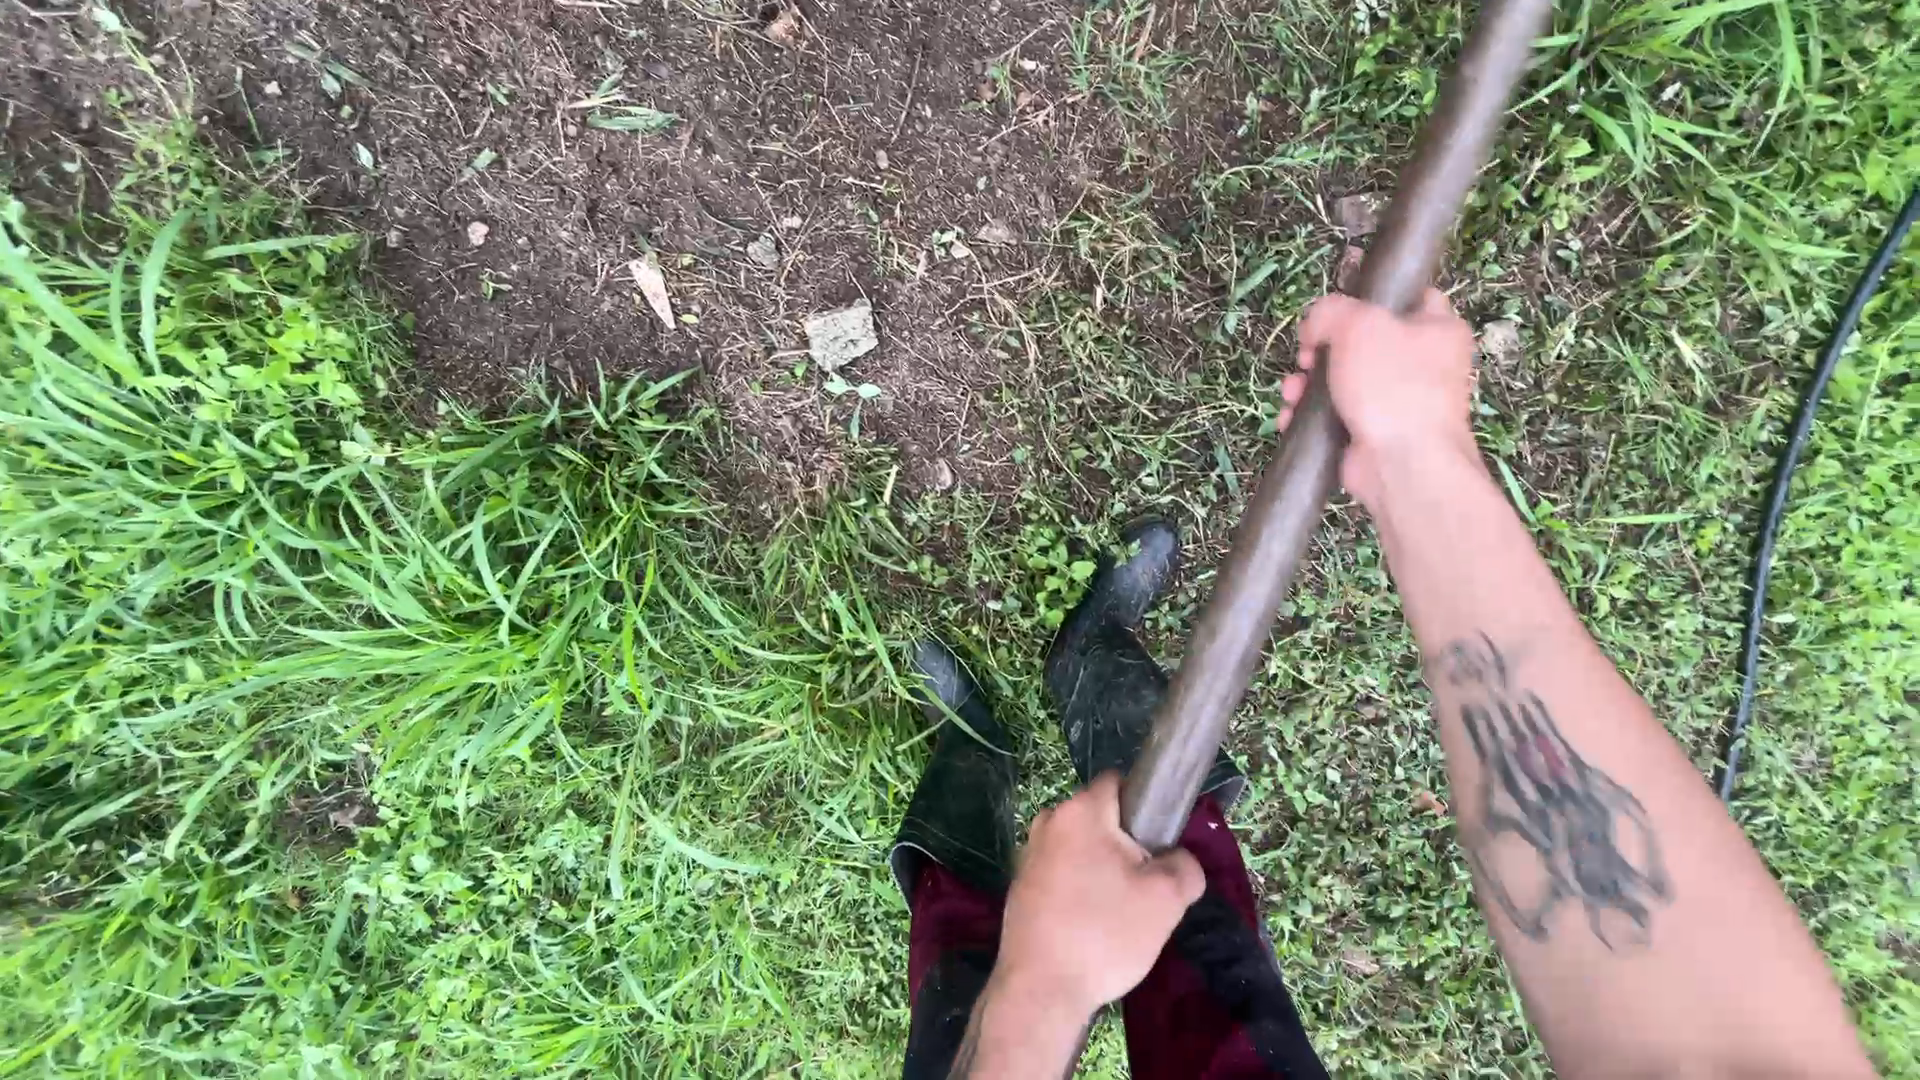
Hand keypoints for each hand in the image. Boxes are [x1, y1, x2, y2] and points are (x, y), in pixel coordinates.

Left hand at [992, 772, 1204, 1017]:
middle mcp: (1048, 820)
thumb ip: (1184, 866)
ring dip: (1101, 868)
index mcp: (1080, 810)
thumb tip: (1179, 858)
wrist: (1041, 988)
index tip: (1157, 844)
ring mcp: (1029, 852)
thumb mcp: (1165, 899)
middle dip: (1124, 844)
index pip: (1118, 782)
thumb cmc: (1104, 933)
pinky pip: (1061, 872)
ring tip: (1117, 912)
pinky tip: (1089, 925)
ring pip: (1081, 847)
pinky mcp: (1020, 884)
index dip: (1145, 806)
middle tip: (1143, 887)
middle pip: (1100, 818)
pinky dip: (1078, 888)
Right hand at [1278, 288, 1478, 510]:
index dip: (1367, 298)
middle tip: (1306, 357)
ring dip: (1305, 386)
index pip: (1405, 298)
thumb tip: (1314, 327)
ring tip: (1292, 392)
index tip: (1335, 310)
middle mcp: (1421, 366)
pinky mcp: (1369, 434)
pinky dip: (1307, 417)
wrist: (1401, 461)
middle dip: (1320, 351)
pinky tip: (1290, 417)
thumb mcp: (1359, 325)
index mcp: (1437, 329)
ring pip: (1339, 382)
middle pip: (1360, 343)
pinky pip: (1332, 416)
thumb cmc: (1392, 384)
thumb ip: (1331, 311)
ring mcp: (1395, 403)